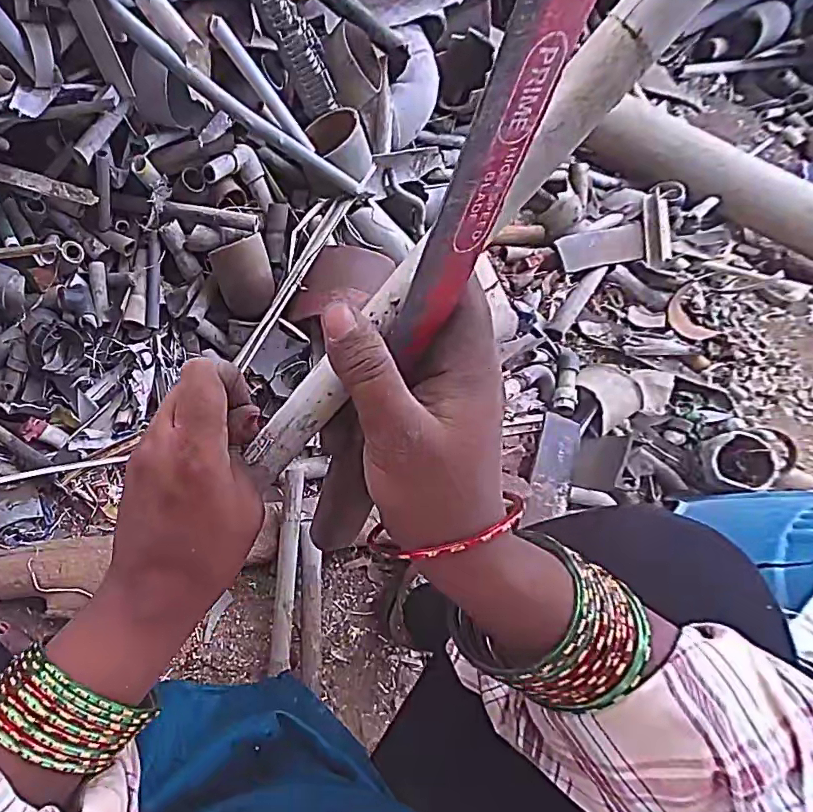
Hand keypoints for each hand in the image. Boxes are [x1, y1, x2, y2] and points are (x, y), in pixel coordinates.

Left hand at [100, 356, 263, 618]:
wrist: (153, 590)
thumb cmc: (198, 561)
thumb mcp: (249, 504)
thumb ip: (253, 455)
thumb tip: (256, 431)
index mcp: (194, 449)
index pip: (204, 372)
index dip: (231, 378)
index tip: (245, 402)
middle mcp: (160, 443)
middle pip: (188, 383)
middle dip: (219, 398)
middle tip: (239, 431)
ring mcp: (142, 452)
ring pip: (174, 405)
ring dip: (201, 418)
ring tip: (221, 454)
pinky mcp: (135, 464)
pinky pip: (163, 431)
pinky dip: (185, 438)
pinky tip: (202, 471)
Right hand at [317, 283, 504, 551]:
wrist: (450, 544)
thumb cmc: (439, 500)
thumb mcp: (396, 433)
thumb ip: (368, 372)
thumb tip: (343, 317)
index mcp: (469, 363)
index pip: (457, 286)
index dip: (422, 267)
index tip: (383, 267)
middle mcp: (459, 364)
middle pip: (417, 308)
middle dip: (376, 318)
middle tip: (346, 339)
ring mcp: (440, 381)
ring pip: (398, 338)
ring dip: (366, 353)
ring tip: (348, 382)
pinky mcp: (421, 398)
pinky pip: (390, 368)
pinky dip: (366, 379)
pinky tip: (354, 405)